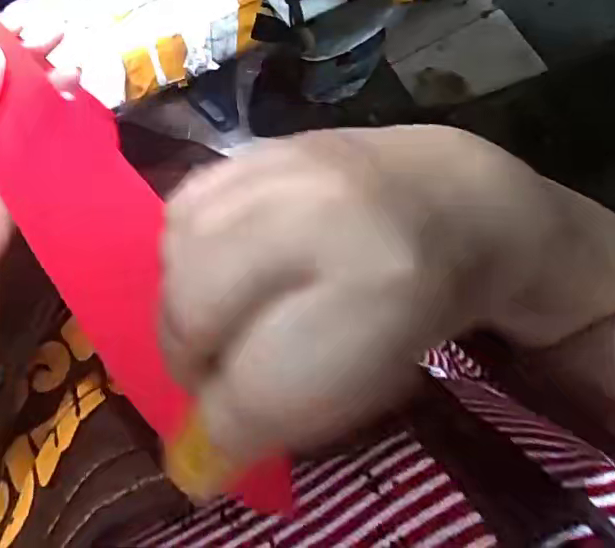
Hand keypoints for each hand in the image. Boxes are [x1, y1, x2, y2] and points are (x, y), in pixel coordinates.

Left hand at [0, 31, 70, 409]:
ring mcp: (0, 146)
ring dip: (48, 83)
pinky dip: (58, 116)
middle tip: (58, 34)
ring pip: (27, 106)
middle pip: (5, 81)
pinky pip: (42, 137)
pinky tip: (72, 98)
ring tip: (70, 66)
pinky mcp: (25, 169)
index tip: (27, 20)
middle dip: (30, 57)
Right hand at [158, 125, 614, 486]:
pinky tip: (206, 269)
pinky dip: (178, 252)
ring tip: (205, 328)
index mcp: (380, 290)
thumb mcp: (384, 374)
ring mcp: (279, 171)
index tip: (202, 465)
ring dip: (177, 307)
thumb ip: (289, 413)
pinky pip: (179, 207)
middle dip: (185, 362)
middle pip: (198, 305)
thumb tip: (194, 460)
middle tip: (202, 382)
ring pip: (178, 253)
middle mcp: (319, 217)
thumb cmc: (418, 302)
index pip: (266, 382)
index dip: (222, 435)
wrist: (437, 191)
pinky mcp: (251, 148)